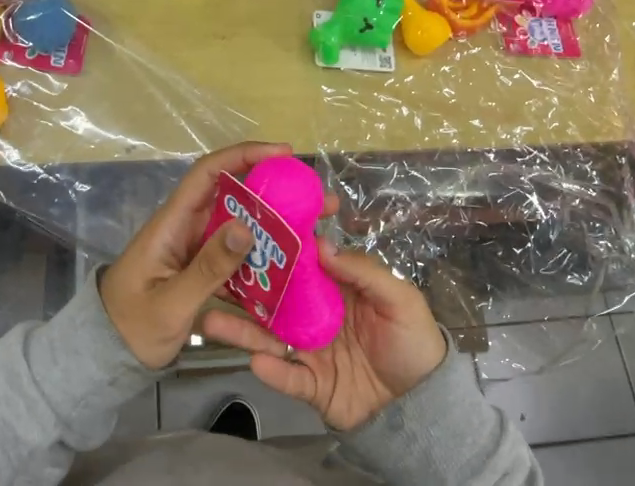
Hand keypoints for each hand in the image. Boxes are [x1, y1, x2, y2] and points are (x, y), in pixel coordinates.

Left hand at [99, 142, 294, 369]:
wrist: (106, 357)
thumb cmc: (130, 326)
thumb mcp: (170, 303)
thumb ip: (207, 268)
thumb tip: (246, 226)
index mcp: (172, 223)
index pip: (208, 173)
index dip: (244, 156)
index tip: (283, 154)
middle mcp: (187, 228)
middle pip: (234, 197)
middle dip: (275, 192)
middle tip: (317, 198)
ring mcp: (196, 249)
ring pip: (241, 227)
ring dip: (275, 228)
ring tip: (316, 231)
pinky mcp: (202, 272)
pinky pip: (238, 257)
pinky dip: (264, 260)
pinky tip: (293, 270)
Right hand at [203, 241, 445, 431]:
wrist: (425, 405)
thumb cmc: (414, 340)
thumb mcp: (399, 298)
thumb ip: (363, 271)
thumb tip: (321, 244)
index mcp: (333, 287)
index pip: (299, 261)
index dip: (275, 245)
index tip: (245, 229)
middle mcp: (312, 314)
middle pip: (272, 298)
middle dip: (242, 287)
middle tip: (209, 273)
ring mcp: (309, 350)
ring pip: (267, 337)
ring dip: (241, 330)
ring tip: (212, 320)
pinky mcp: (312, 386)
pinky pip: (288, 378)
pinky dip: (274, 372)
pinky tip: (258, 363)